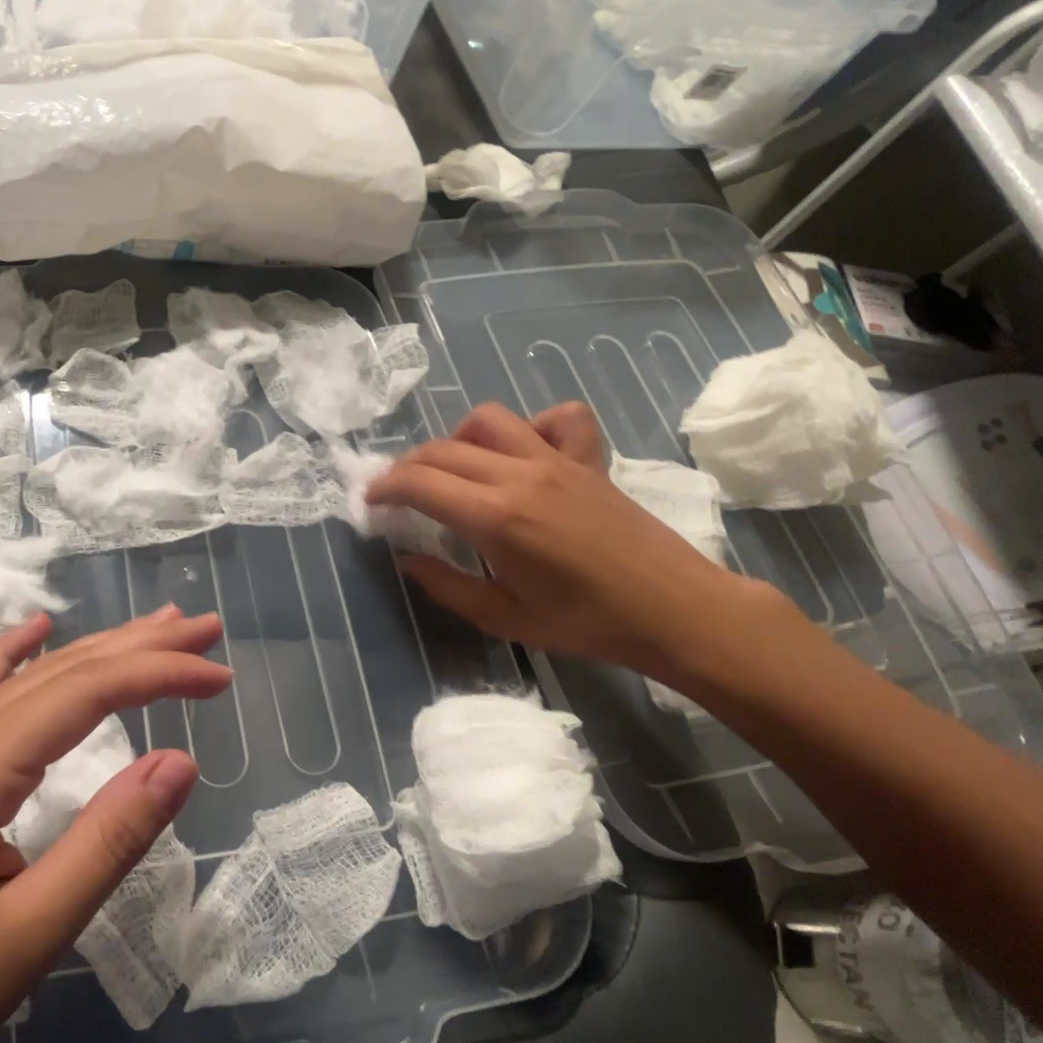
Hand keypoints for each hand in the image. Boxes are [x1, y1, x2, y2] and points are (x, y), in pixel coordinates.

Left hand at [0, 608, 230, 1042]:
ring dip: (96, 649)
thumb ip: (106, 842)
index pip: (83, 694)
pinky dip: (15, 656)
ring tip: (157, 627)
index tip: (222, 676)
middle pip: (58, 672)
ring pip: (26, 679)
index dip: (159, 675)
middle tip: (208, 630)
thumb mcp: (27, 937)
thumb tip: (181, 760)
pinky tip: (35, 629)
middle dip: (139, 647)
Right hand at [368, 401, 778, 679]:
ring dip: (457, 438)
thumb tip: (406, 559)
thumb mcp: (503, 617)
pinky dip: (532, 426)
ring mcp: (557, 460)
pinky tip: (525, 454)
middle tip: (397, 494)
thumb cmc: (584, 624)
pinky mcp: (589, 460)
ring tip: (454, 471)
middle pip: (443, 449)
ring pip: (489, 420)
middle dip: (407, 466)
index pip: (419, 483)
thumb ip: (446, 585)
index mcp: (493, 518)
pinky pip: (557, 418)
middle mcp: (519, 476)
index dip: (384, 488)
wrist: (673, 611)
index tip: (369, 502)